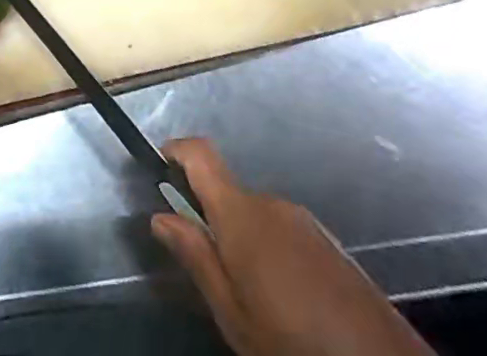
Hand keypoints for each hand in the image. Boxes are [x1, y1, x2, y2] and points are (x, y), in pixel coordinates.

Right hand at [151, 139, 431, 355]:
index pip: (201, 154)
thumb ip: (195, 257)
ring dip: (242, 239)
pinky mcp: (328, 241)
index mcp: (242, 214)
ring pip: (255, 215)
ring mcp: (304, 220)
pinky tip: (281, 296)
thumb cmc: (292, 340)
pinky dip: (270, 251)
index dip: (176, 150)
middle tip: (207, 268)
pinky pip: (282, 231)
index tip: (158, 164)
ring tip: (248, 292)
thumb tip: (161, 217)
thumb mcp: (232, 312)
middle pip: (227, 193)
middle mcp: (273, 204)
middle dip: (210, 219)